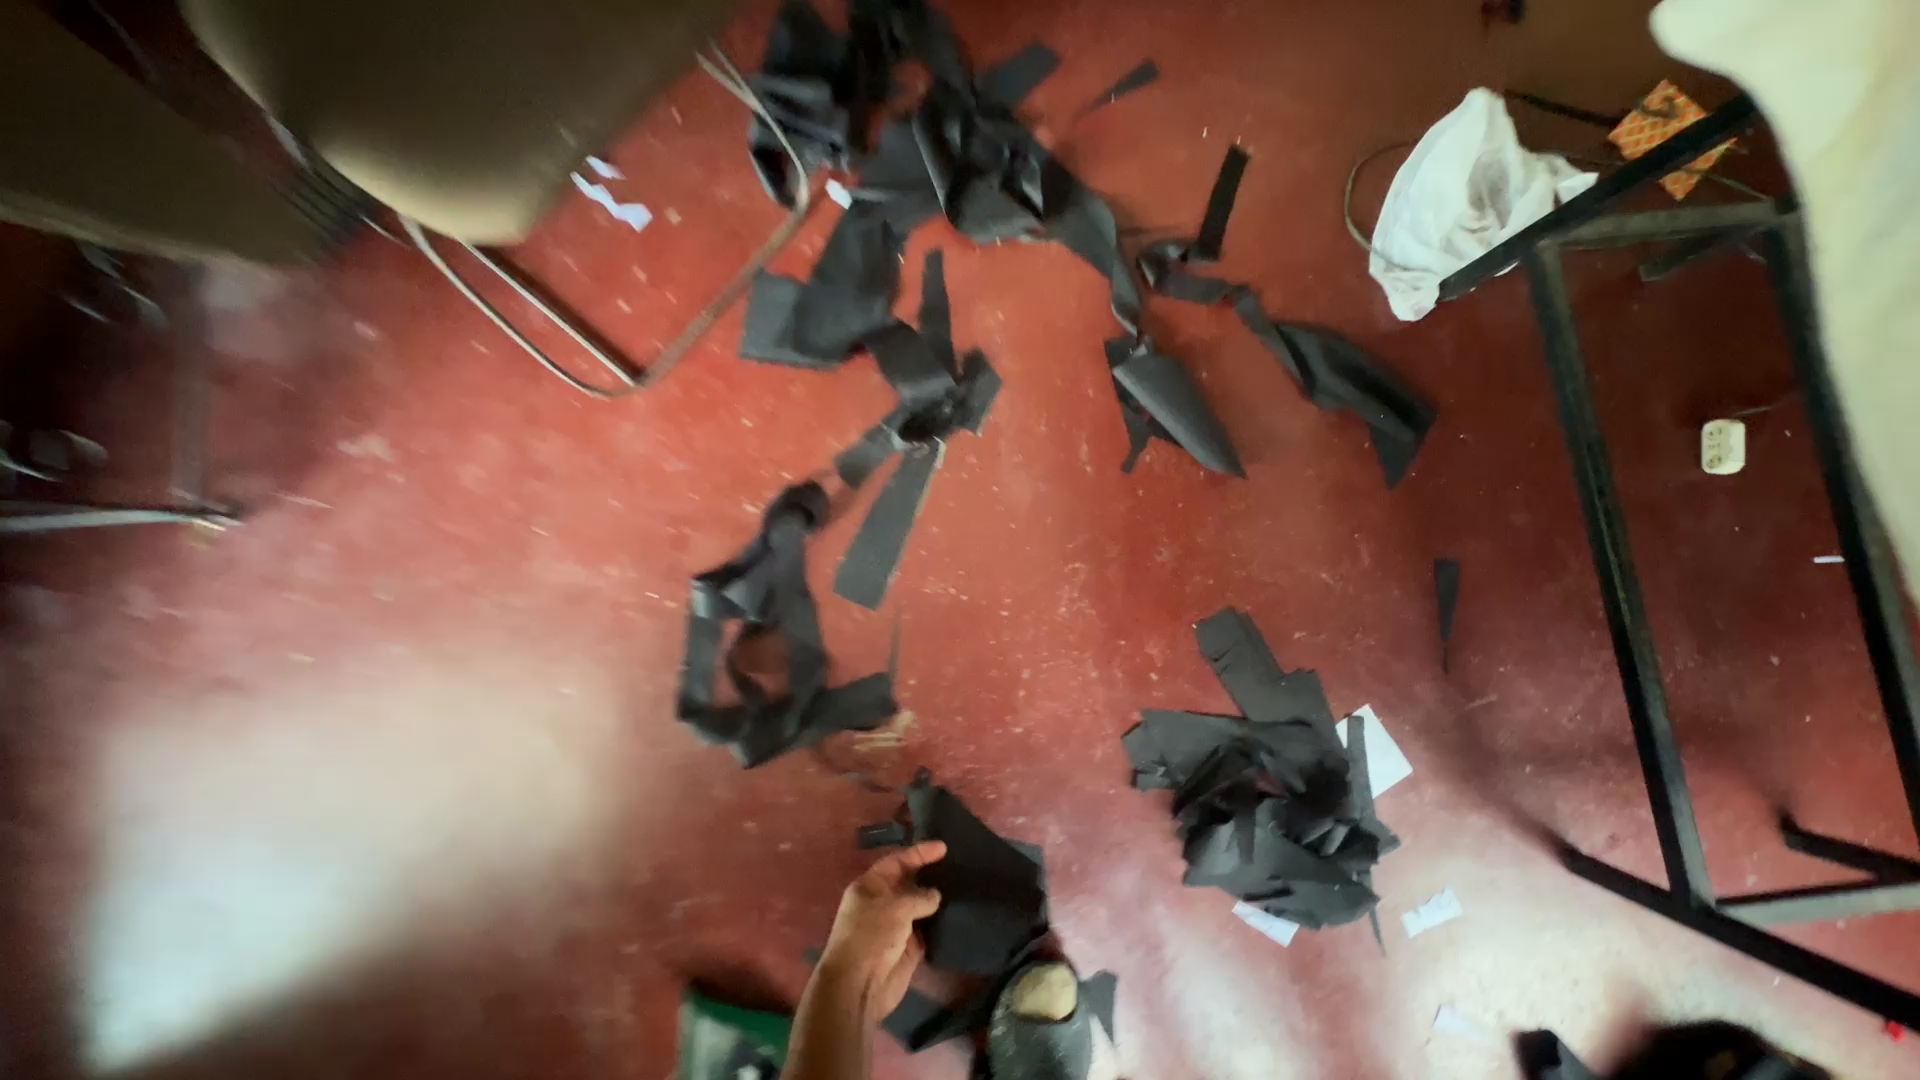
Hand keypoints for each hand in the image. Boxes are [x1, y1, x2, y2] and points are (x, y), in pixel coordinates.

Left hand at [819, 840, 946, 1020]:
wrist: (858, 986)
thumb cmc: (870, 936)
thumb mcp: (895, 907)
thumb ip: (919, 897)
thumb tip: (936, 896)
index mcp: (870, 887)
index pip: (897, 862)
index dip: (919, 853)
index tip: (943, 847)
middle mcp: (882, 903)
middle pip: (909, 883)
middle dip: (929, 875)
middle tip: (957, 866)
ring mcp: (896, 926)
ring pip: (920, 907)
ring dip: (937, 901)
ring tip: (964, 888)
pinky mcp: (908, 949)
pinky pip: (927, 930)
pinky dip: (940, 924)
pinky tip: (958, 915)